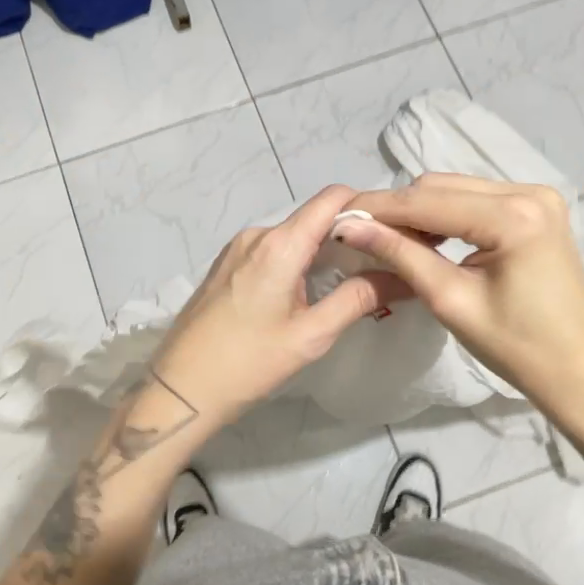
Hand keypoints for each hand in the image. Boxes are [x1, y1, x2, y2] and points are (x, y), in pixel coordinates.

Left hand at [152, 185, 407, 425]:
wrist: (181, 386)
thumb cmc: (248, 363)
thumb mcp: (311, 336)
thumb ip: (357, 299)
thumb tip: (402, 276)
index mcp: (279, 244)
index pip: (333, 198)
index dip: (368, 208)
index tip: (393, 233)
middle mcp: (257, 234)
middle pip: (314, 217)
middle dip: (350, 236)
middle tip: (382, 265)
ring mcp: (238, 248)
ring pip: (293, 235)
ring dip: (322, 251)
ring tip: (351, 282)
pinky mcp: (227, 264)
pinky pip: (272, 250)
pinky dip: (296, 261)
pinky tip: (309, 291)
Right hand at [338, 174, 583, 416]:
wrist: (578, 371)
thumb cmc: (517, 347)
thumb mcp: (450, 300)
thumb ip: (399, 254)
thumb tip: (348, 227)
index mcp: (514, 216)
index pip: (426, 201)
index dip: (376, 208)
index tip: (335, 218)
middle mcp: (529, 192)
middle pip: (439, 186)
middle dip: (396, 209)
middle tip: (358, 236)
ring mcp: (536, 196)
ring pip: (454, 189)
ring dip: (417, 212)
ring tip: (387, 241)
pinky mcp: (536, 208)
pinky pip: (473, 199)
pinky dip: (443, 216)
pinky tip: (425, 240)